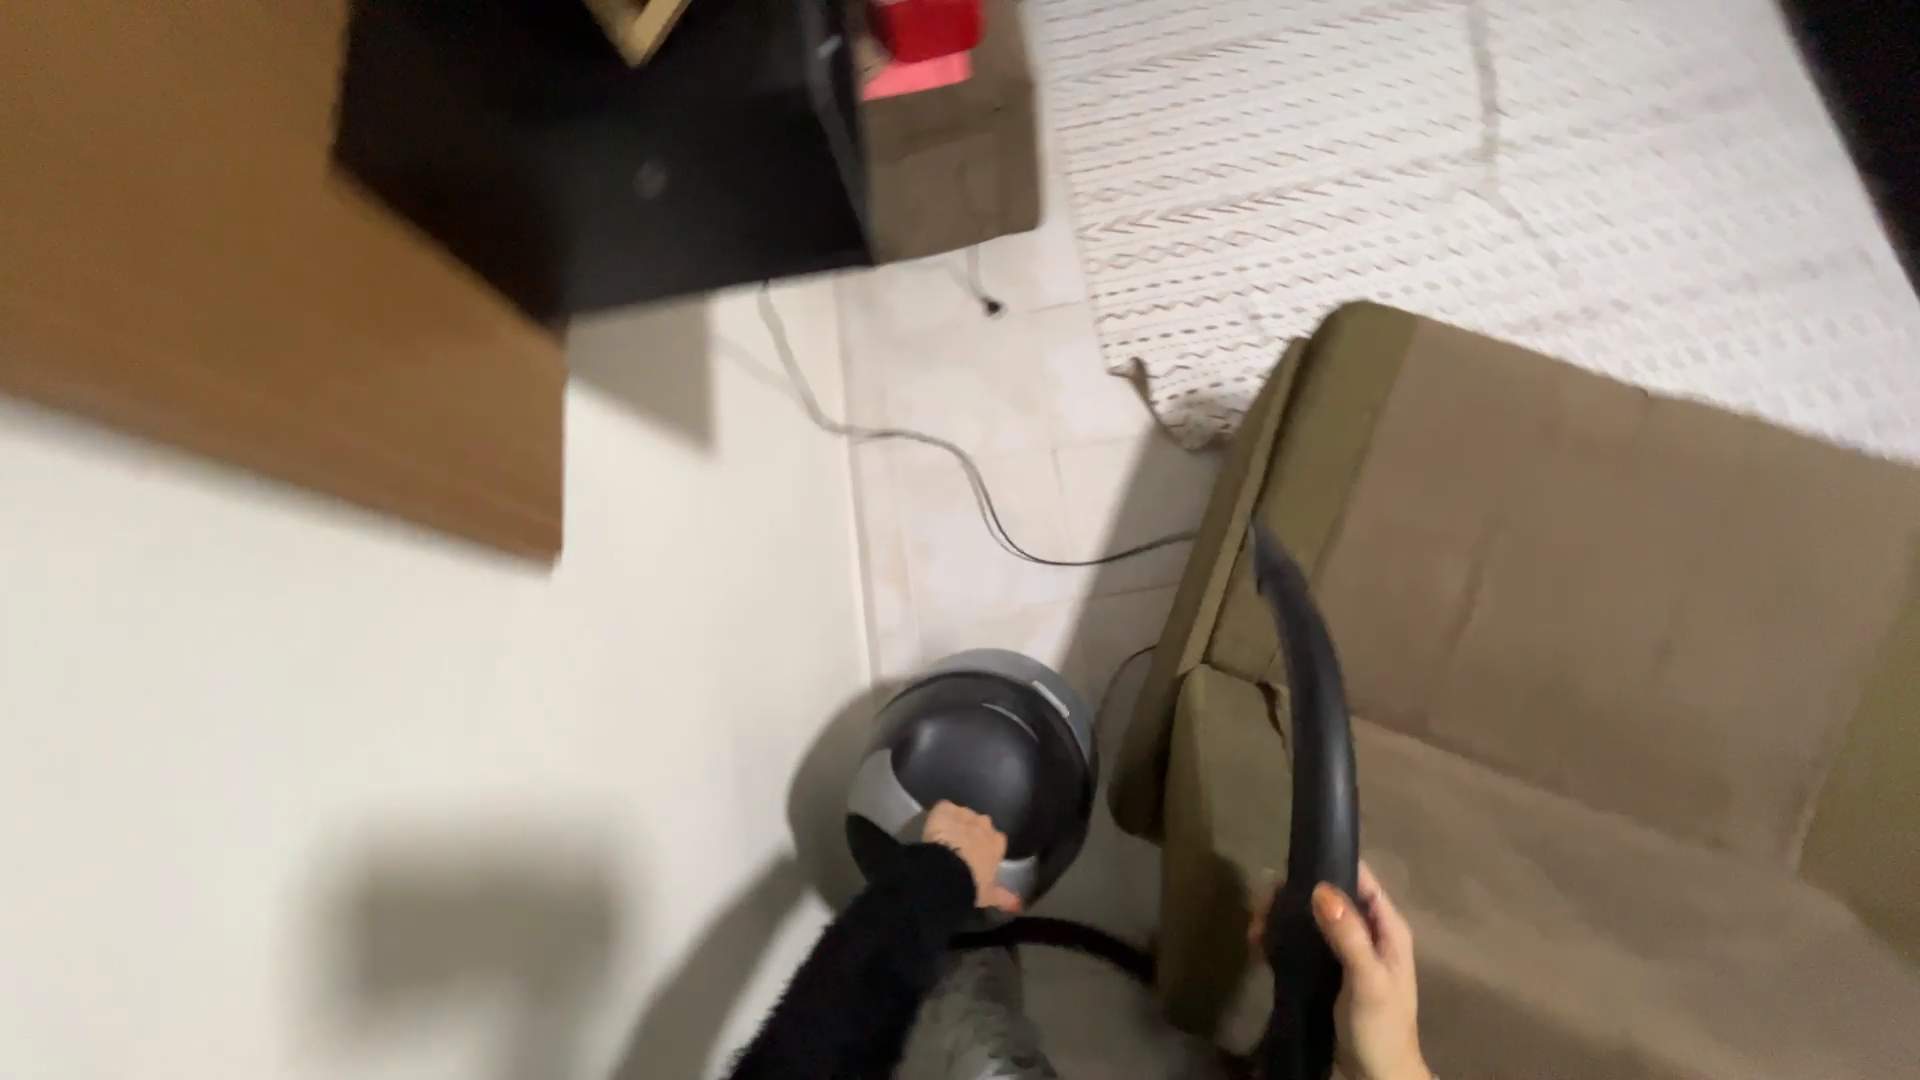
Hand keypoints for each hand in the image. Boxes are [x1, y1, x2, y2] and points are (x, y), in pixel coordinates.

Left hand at [922, 801, 1021, 912]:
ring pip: (962, 815)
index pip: (996, 840)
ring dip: (955, 824)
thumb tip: (1019, 904)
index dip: (986, 848)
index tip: (977, 858)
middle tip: (960, 850)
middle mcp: (985, 823)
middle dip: (972, 834)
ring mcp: (965, 813)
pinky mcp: (945, 808)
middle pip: (980, 825)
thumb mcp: (989, 895)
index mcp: (998, 842)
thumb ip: (1005, 897)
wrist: (948, 871)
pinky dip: (940, 816)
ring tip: (944, 840)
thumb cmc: (973, 884)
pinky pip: (944, 809)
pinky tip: (934, 828)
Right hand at [1249, 861, 1427, 1079]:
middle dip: (1289, 896)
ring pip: (1304, 915)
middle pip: (1322, 893)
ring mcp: (1340, 950)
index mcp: (1384, 928)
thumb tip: (1320, 889)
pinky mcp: (1321, 970)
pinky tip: (1258, 948)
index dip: (1328, 863)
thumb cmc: (1380, 1030)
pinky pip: (1295, 940)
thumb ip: (1348, 936)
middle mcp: (1362, 931)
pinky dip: (1275, 939)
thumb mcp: (1368, 982)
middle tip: (1261, 906)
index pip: (1358, 877)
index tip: (1291, 864)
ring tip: (1255, 931)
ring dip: (1277, 917)